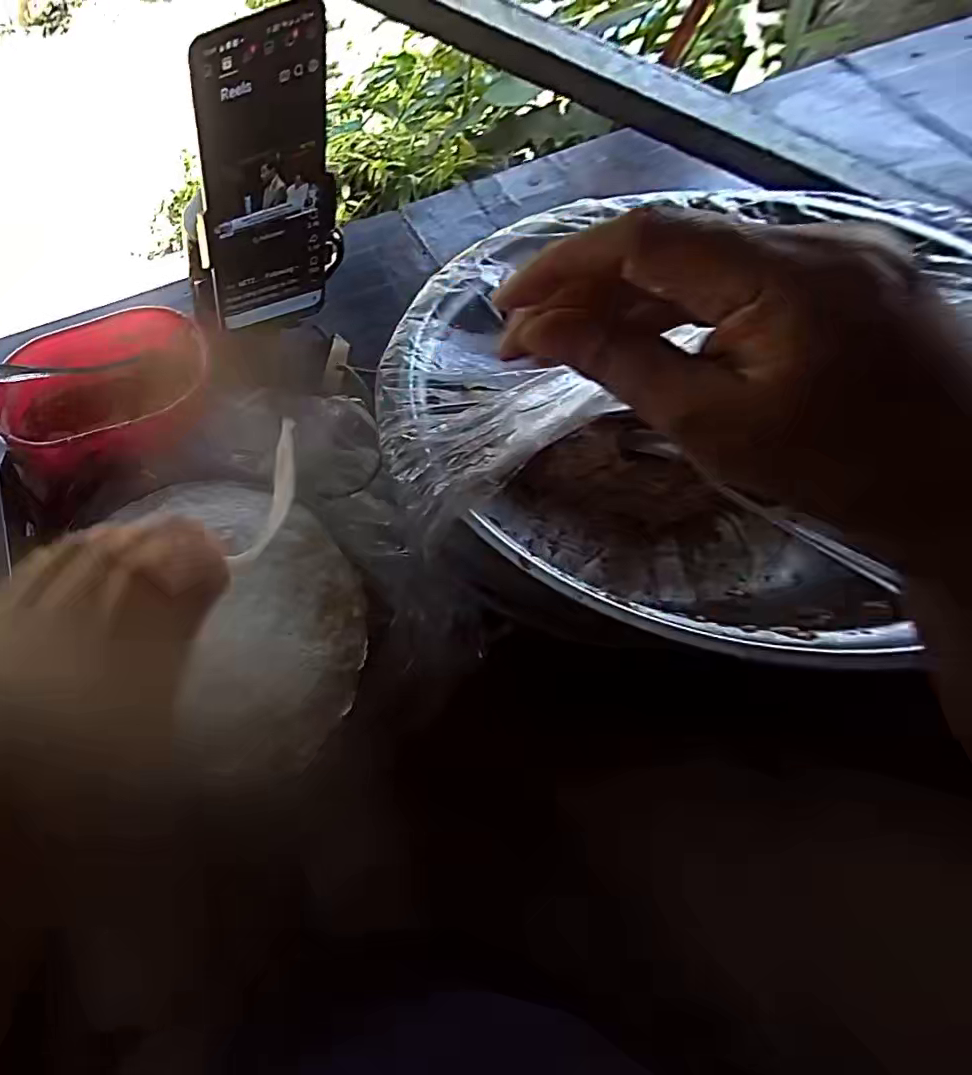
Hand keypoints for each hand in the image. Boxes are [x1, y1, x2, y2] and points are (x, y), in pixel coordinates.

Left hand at [0, 518, 227, 834]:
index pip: (152, 587)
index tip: (211, 542)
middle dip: (156, 538)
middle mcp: (52, 652)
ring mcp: (10, 635)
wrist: (19, 806)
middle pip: (110, 564)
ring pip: (71, 557)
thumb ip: (178, 635)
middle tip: (185, 528)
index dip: (184, 554)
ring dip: (114, 538)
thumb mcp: (157, 717)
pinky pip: (33, 569)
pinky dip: (68, 551)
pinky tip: (94, 547)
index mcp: (108, 684)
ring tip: (145, 535)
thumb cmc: (102, 779)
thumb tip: (210, 560)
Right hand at [493, 206, 971, 573]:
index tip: (502, 307)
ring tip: (551, 345)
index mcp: (788, 275)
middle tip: (516, 344)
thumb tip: (534, 331)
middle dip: (574, 288)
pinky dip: (654, 306)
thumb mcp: (703, 418)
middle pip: (663, 242)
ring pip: (686, 258)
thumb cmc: (834, 463)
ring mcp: (828, 257)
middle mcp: (814, 244)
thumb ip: (614, 361)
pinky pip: (719, 277)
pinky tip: (615, 338)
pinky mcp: (829, 279)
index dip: (560, 265)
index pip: (646, 238)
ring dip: (608, 298)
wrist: (968, 483)